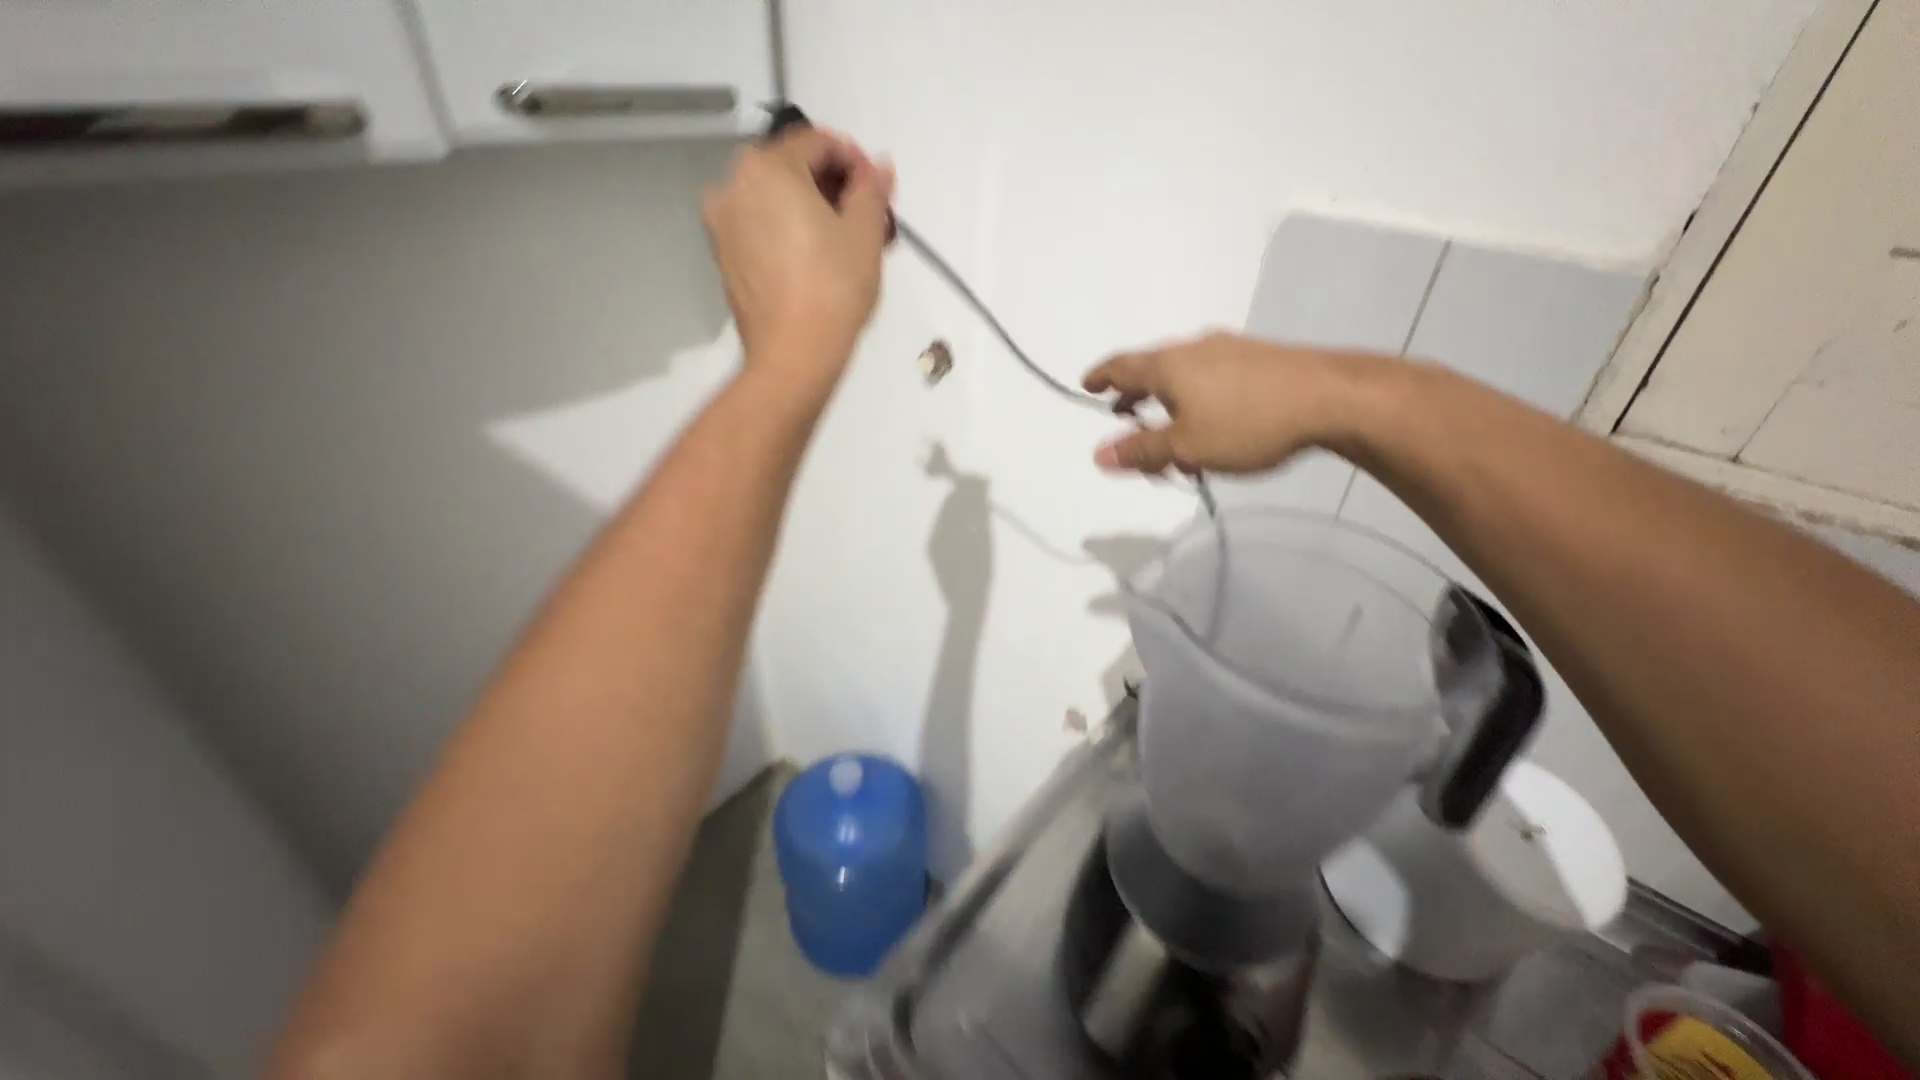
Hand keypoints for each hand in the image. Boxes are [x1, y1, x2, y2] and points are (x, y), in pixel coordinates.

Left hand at [702, 128, 895, 388]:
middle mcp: (733, 185)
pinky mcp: (723, 256)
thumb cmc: (833, 288)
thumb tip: (877, 166)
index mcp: (767, 168)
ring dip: (807, 206)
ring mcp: (722, 223)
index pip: (816, 141)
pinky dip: (786, 229)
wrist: (792, 355)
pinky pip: (759, 225)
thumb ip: (871, 188)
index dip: (853, 157)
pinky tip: (814, 256)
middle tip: (862, 214)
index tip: (876, 187)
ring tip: (841, 238)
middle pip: (789, 166)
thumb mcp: (864, 233)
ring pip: (772, 197)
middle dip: (829, 182)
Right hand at [1081, 332, 1386, 473]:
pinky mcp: (1258, 360)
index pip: (1121, 366)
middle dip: (1135, 398)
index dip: (1100, 377)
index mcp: (1169, 365)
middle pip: (1152, 370)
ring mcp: (1229, 350)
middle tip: (1126, 420)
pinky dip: (1196, 399)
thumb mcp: (1187, 446)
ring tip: (1171, 433)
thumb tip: (1098, 455)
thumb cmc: (1248, 423)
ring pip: (1183, 375)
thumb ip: (1141, 450)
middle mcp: (1194, 349)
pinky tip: (1212, 424)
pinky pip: (1210, 377)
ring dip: (1168, 403)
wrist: (1332, 398)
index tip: (1086, 386)